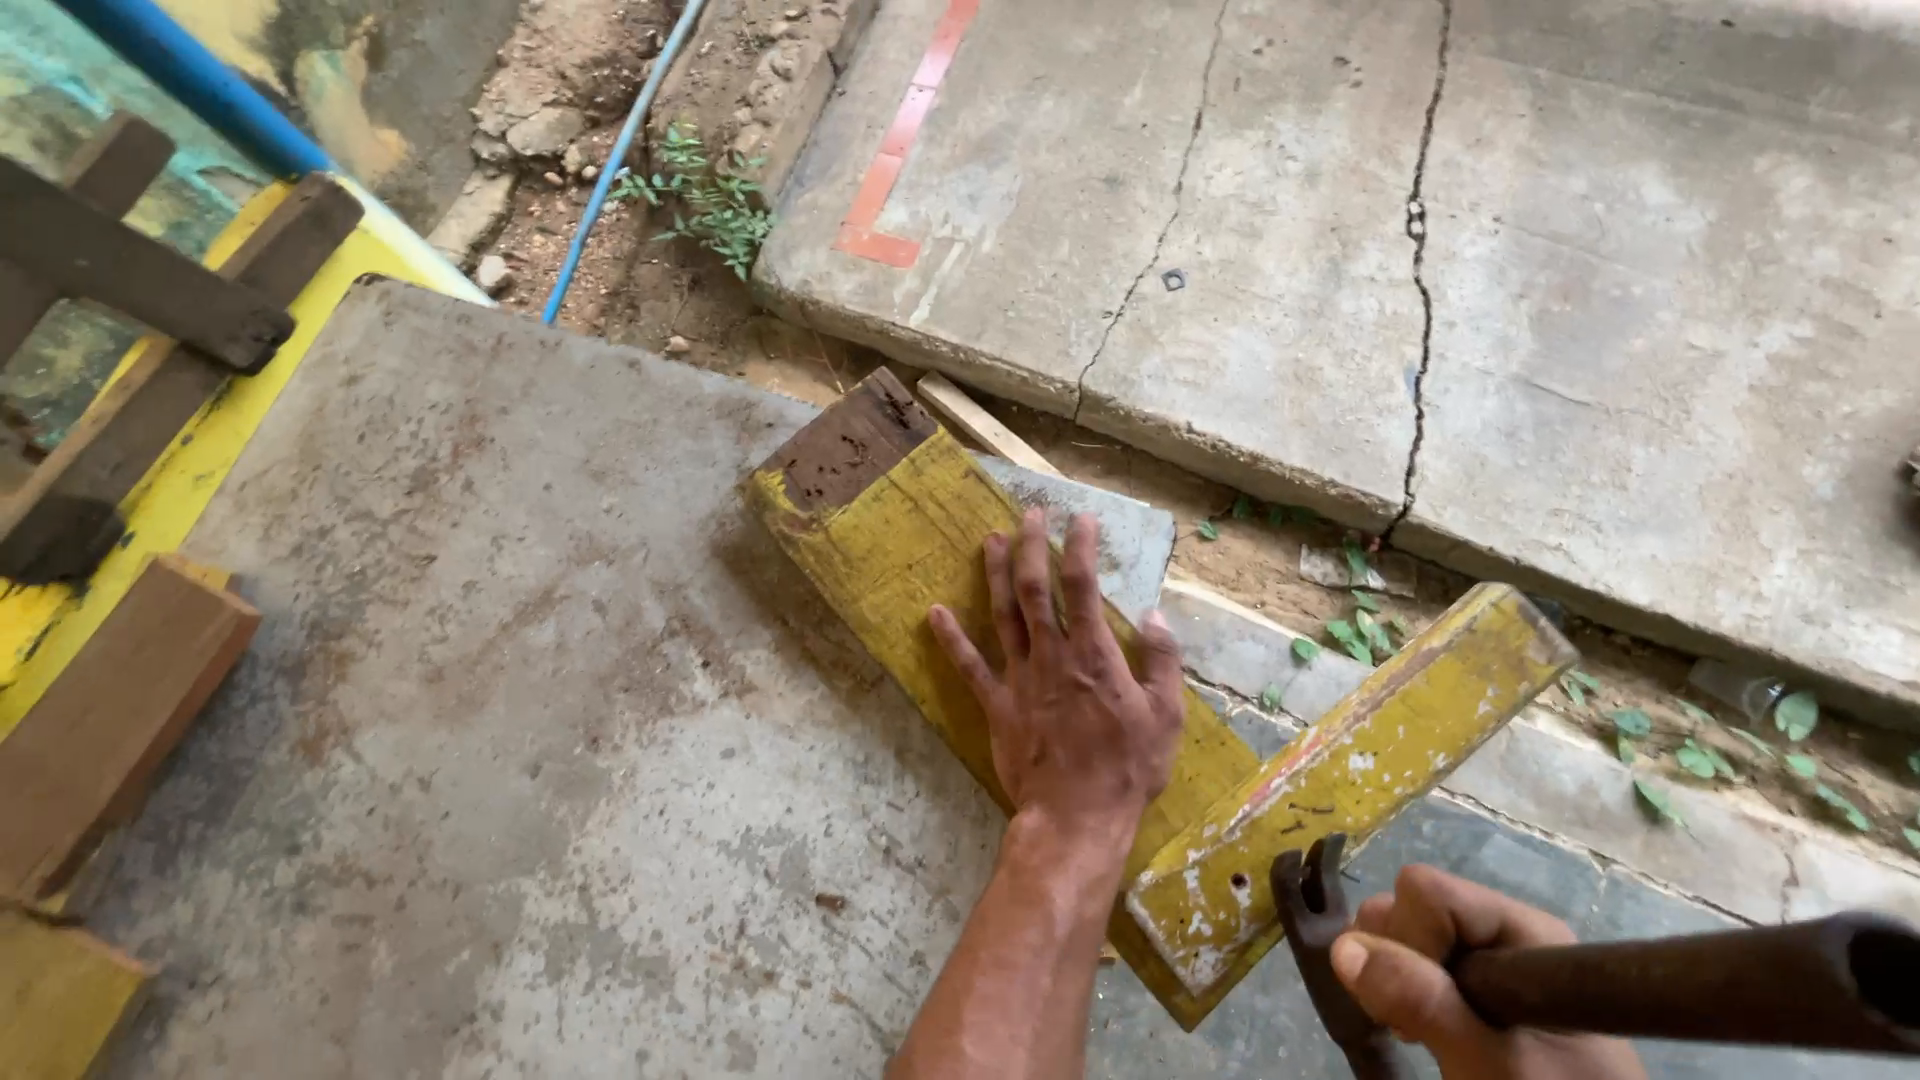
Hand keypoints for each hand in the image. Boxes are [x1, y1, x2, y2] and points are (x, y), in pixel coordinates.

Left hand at [928, 509, 1185, 850]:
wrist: (1076, 816)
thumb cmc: (1127, 768)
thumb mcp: (1166, 716)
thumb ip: (1161, 661)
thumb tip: (1155, 615)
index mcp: (1093, 654)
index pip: (1084, 585)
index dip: (1080, 546)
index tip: (1080, 519)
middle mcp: (1051, 655)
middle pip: (1036, 589)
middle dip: (1033, 546)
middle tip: (1030, 514)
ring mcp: (1019, 678)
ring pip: (1003, 615)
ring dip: (997, 575)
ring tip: (992, 539)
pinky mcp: (997, 705)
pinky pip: (970, 667)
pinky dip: (951, 639)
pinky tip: (934, 612)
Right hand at [1332, 866, 1647, 1079]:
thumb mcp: (1490, 1063)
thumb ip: (1424, 1003)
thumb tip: (1343, 949)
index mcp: (1523, 930)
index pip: (1429, 892)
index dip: (1409, 937)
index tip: (1424, 1006)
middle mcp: (1499, 926)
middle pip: (1408, 901)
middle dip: (1392, 956)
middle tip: (1411, 1022)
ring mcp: (1480, 950)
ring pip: (1396, 923)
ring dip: (1389, 973)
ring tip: (1416, 1028)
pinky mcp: (1464, 973)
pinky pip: (1401, 949)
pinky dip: (1392, 983)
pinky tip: (1416, 1023)